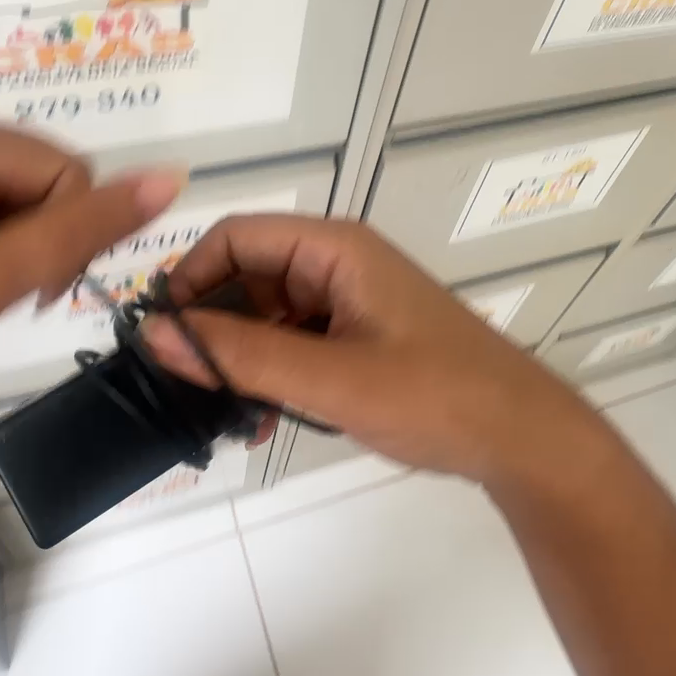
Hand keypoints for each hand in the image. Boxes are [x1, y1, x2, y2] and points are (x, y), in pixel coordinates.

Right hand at [145, 215, 602, 484]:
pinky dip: (272, 373)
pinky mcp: (357, 335)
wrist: (521, 437)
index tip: (159, 335)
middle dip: (214, 327)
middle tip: (185, 387)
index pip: (236, 237)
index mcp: (334, 248)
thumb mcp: (328, 378)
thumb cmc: (432, 395)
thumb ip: (240, 356)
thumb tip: (153, 332)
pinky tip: (261, 419)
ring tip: (225, 414)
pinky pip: (295, 341)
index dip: (190, 278)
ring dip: (242, 358)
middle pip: (249, 276)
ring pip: (268, 314)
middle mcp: (337, 263)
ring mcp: (348, 300)